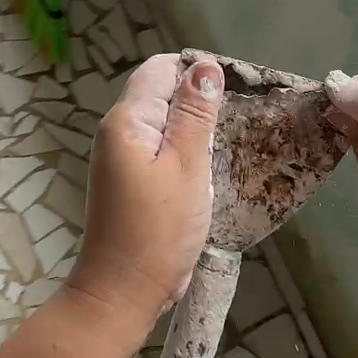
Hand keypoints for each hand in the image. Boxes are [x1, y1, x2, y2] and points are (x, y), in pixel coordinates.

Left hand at [67, 53, 225, 324]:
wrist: (123, 291)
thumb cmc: (158, 229)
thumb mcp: (186, 166)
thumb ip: (195, 114)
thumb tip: (205, 66)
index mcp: (126, 120)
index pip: (160, 70)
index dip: (196, 72)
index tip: (235, 90)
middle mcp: (117, 131)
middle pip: (160, 93)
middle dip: (198, 100)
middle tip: (240, 118)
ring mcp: (121, 157)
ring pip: (162, 123)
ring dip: (194, 127)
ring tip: (230, 140)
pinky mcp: (130, 180)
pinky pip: (159, 148)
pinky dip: (184, 150)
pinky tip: (208, 165)